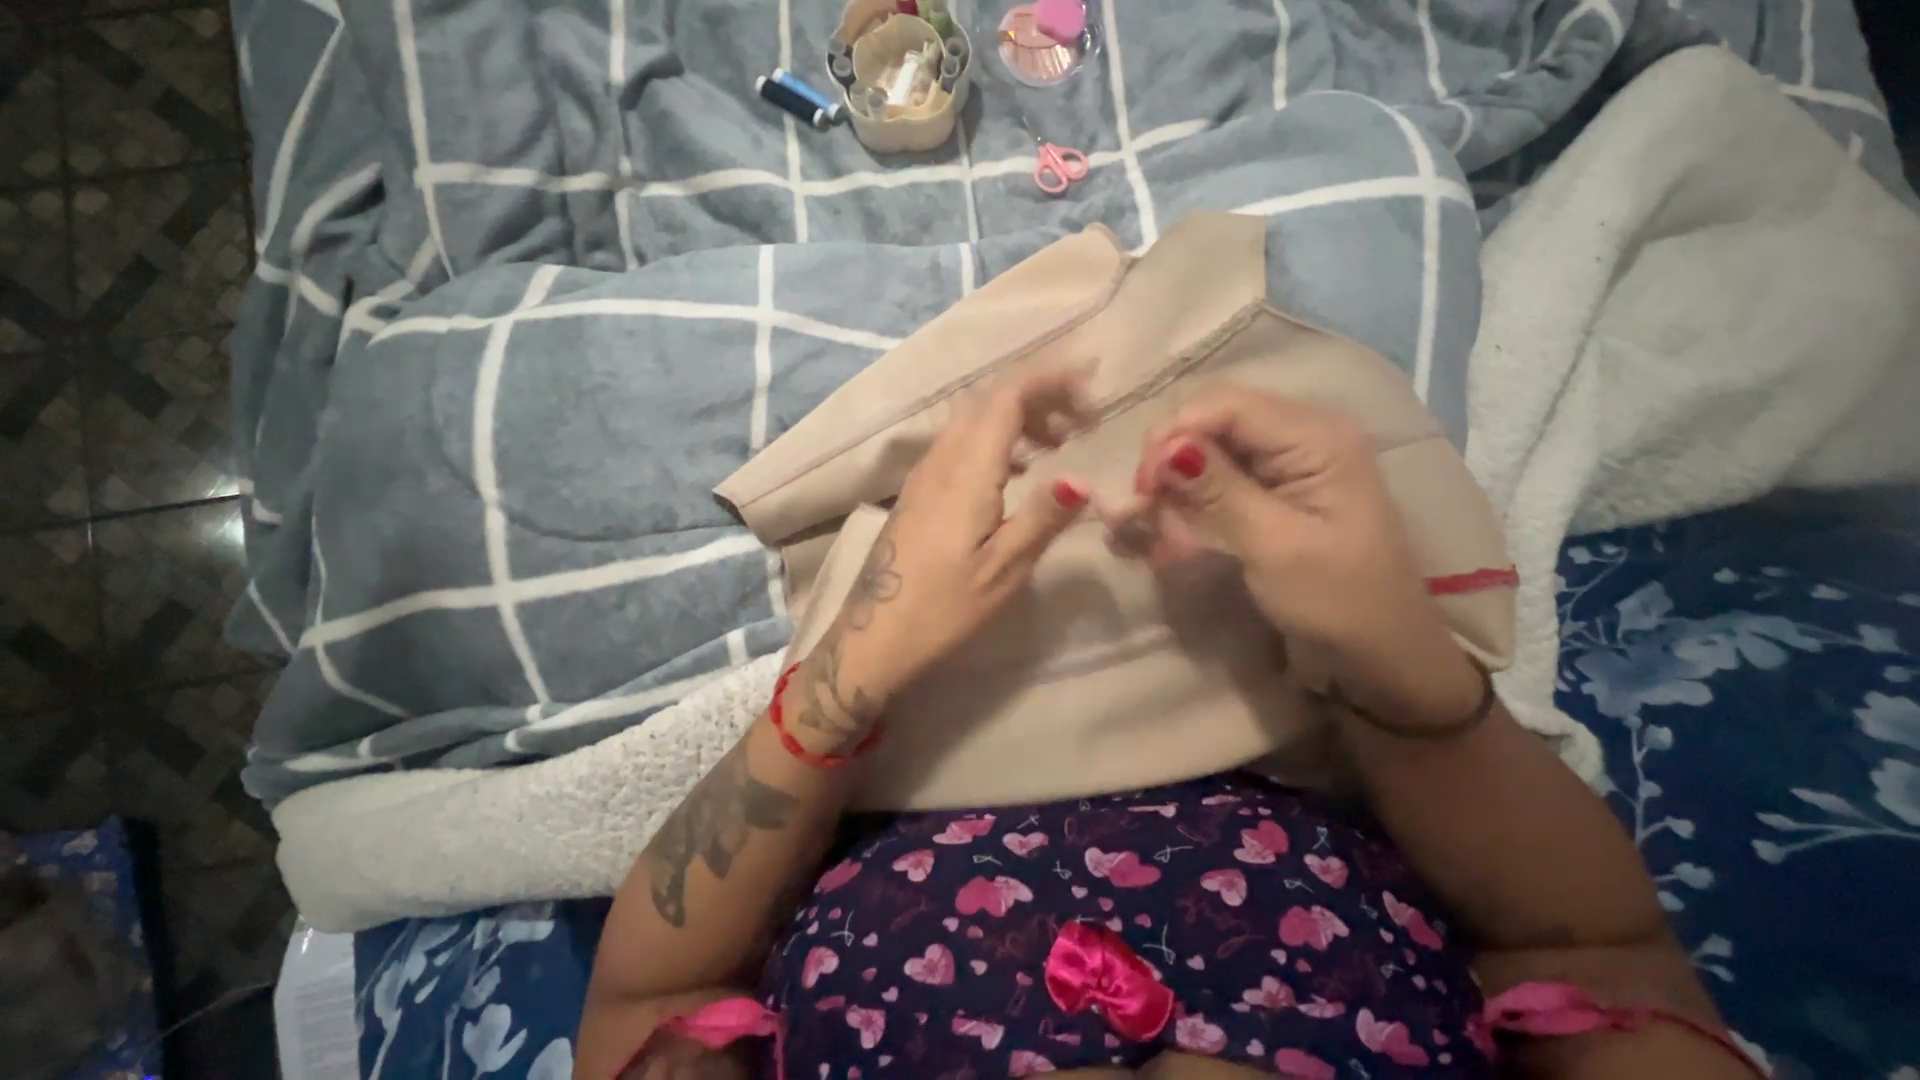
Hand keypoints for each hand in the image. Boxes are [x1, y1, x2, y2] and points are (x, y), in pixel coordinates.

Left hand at [781, 371, 1091, 753]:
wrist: (874, 636)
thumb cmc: (943, 608)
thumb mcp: (1003, 571)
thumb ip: (1042, 518)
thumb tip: (1081, 480)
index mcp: (966, 472)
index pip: (1007, 398)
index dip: (1050, 381)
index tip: (1091, 384)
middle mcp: (941, 460)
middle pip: (989, 402)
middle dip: (1038, 396)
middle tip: (1081, 419)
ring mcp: (924, 475)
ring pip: (972, 421)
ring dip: (1016, 418)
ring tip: (1057, 442)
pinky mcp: (918, 492)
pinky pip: (960, 444)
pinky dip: (995, 440)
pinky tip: (1016, 471)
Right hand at [1113, 389, 1482, 727]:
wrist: (1382, 658)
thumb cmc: (1337, 603)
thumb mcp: (1275, 546)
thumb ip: (1219, 490)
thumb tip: (1165, 446)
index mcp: (1317, 436)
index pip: (1225, 403)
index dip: (1174, 434)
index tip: (1142, 488)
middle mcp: (1303, 435)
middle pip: (1213, 420)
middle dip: (1170, 461)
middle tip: (1141, 512)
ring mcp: (1290, 464)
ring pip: (1210, 450)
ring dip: (1175, 487)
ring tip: (1155, 533)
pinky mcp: (1277, 493)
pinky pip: (1220, 479)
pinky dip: (1191, 504)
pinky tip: (1173, 539)